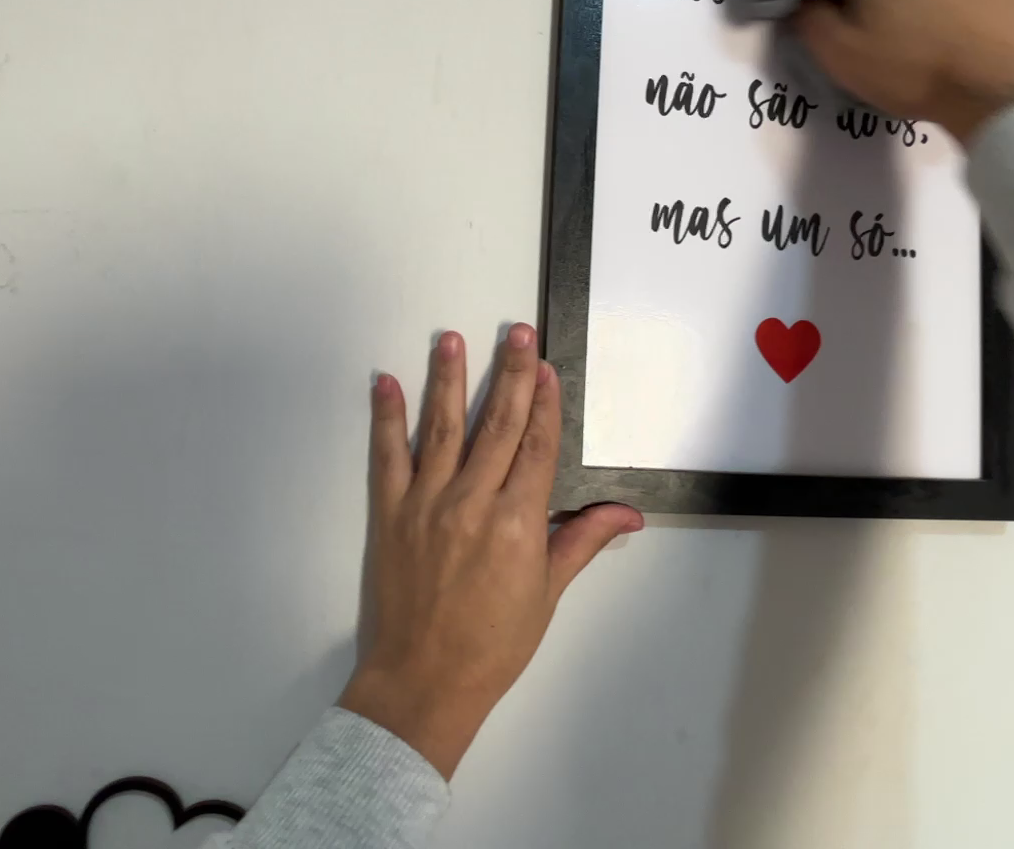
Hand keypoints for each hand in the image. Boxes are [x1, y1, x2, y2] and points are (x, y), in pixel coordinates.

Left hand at [339, 325, 643, 777]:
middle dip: (510, 373)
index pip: (537, 447)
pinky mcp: (390, 513)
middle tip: (515, 331)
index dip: (545, 403)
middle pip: (498, 425)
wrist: (422, 683)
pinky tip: (385, 382)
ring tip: (452, 339)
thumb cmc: (493, 644)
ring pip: (442, 428)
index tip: (545, 366)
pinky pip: (386, 456)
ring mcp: (427, 503)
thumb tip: (628, 515)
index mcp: (517, 522)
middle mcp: (473, 502)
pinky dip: (385, 418)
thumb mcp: (548, 594)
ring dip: (449, 379)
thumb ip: (582, 541)